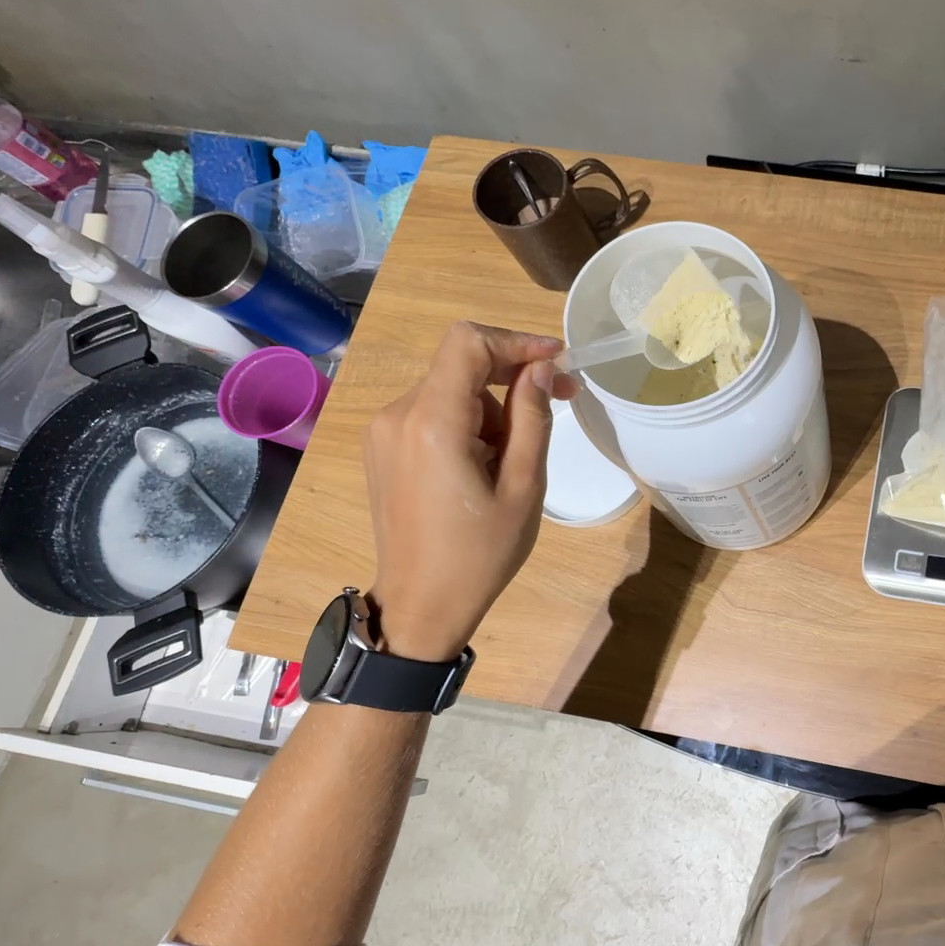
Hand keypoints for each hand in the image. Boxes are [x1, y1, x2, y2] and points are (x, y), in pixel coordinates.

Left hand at [362, 322, 578, 660]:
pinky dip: (468, 423)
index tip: (557, 361)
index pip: (468, 343)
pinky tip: (485, 465)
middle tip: (560, 400)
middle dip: (512, 377)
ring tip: (513, 462)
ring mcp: (384, 431)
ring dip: (492, 409)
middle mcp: (398, 415)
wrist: (421, 604)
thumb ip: (532, 418)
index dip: (516, 341)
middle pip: (461, 365)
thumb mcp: (523, 487)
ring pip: (450, 391)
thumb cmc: (480, 553)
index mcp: (432, 422)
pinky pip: (433, 413)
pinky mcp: (383, 448)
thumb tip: (540, 368)